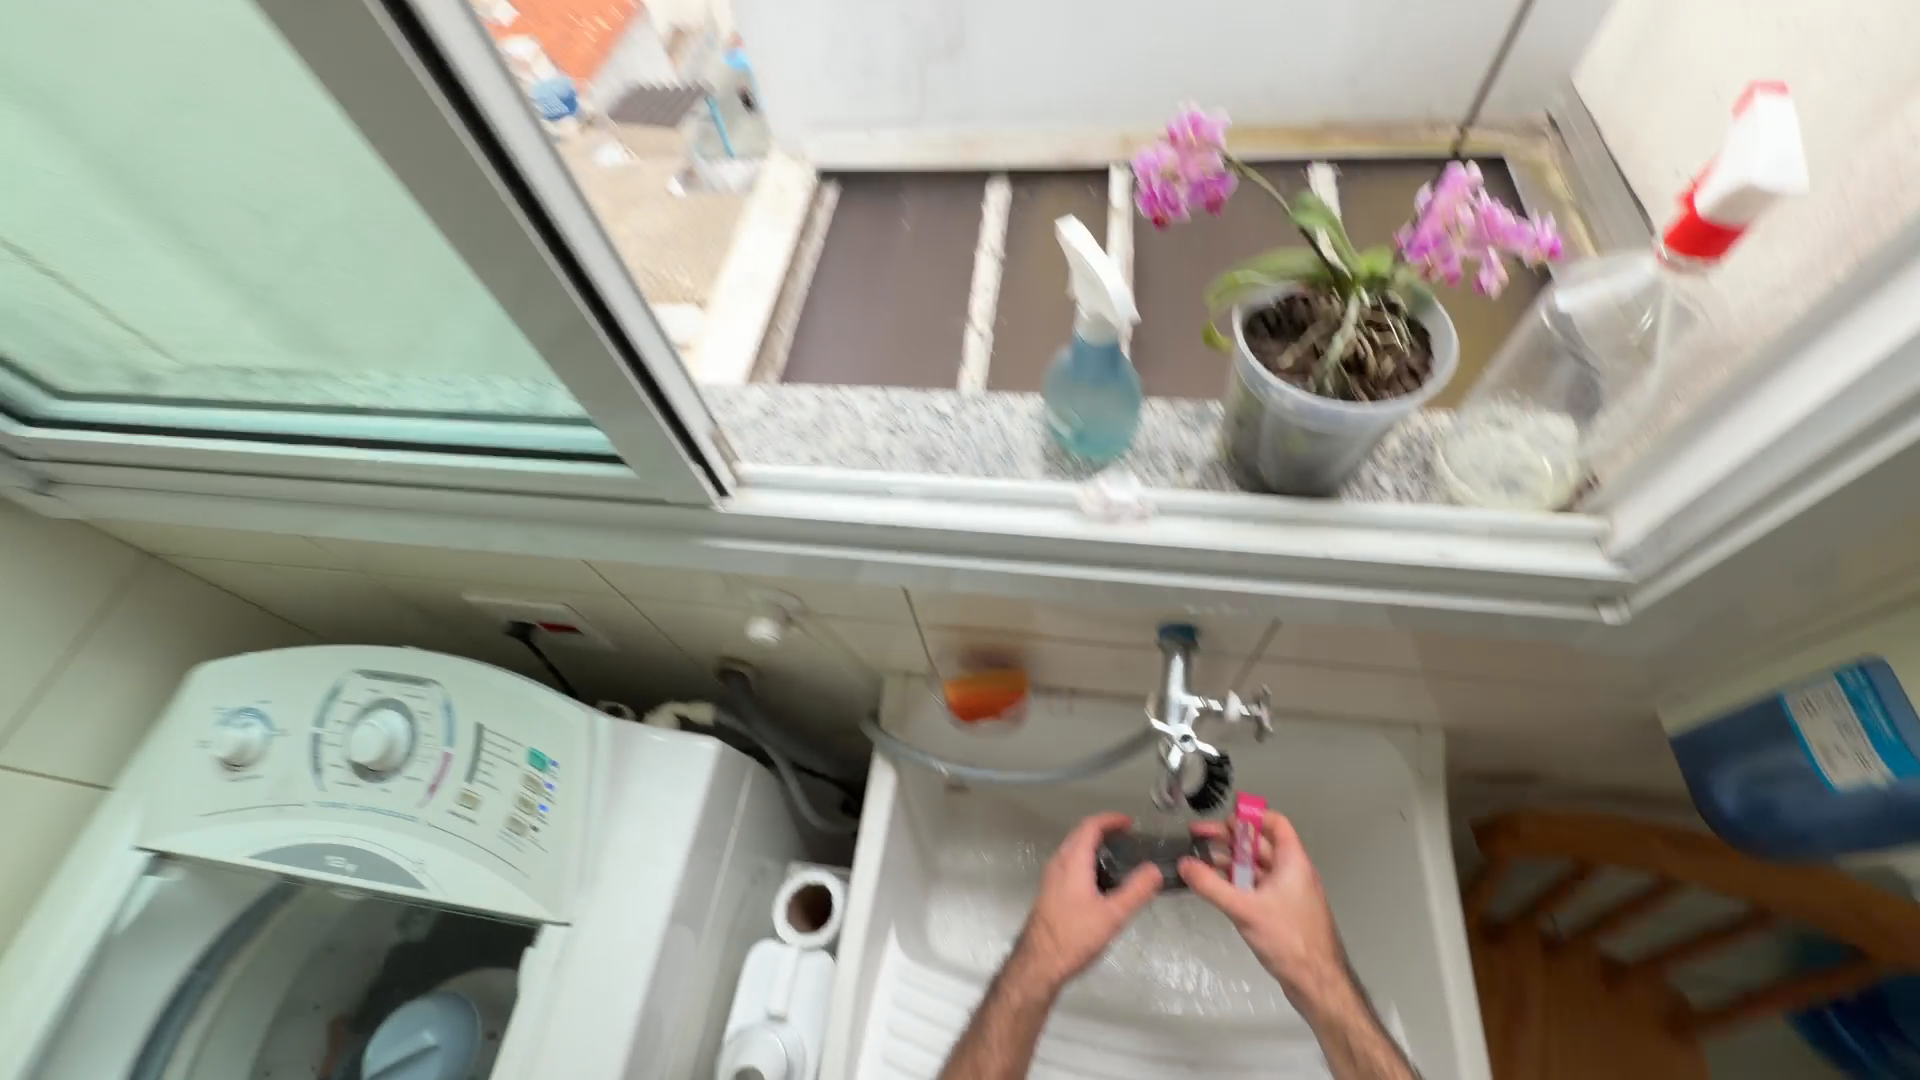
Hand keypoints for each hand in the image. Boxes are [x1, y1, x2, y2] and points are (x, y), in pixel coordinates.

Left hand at [1010, 812, 1161, 989]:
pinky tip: (1100, 878)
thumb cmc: (1075, 935)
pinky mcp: (1050, 890)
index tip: (1130, 822)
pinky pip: (1070, 862)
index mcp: (1072, 861)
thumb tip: (1155, 870)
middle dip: (1103, 829)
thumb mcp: (1112, 916)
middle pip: (1080, 833)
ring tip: (1118, 854)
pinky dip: (1086, 858)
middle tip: (1127, 836)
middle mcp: (1059, 862)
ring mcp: (1052, 876)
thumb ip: (1136, 891)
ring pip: (1073, 848)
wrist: (1039, 962)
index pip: (1090, 826)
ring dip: (1094, 843)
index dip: (1110, 819)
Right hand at [1179, 811, 1353, 1019]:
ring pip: (1256, 867)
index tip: (1222, 822)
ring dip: (1230, 862)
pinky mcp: (1282, 912)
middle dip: (1229, 839)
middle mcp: (1292, 872)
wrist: (1318, 985)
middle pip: (1259, 844)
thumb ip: (1211, 886)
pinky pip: (1257, 887)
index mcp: (1292, 862)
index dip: (1249, 817)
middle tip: (1198, 838)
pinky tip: (1217, 887)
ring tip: (1200, 862)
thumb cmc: (1288, 939)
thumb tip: (1184, 864)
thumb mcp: (1244, 909)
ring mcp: (1288, 894)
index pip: (1275, 823)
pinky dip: (1237, 882)